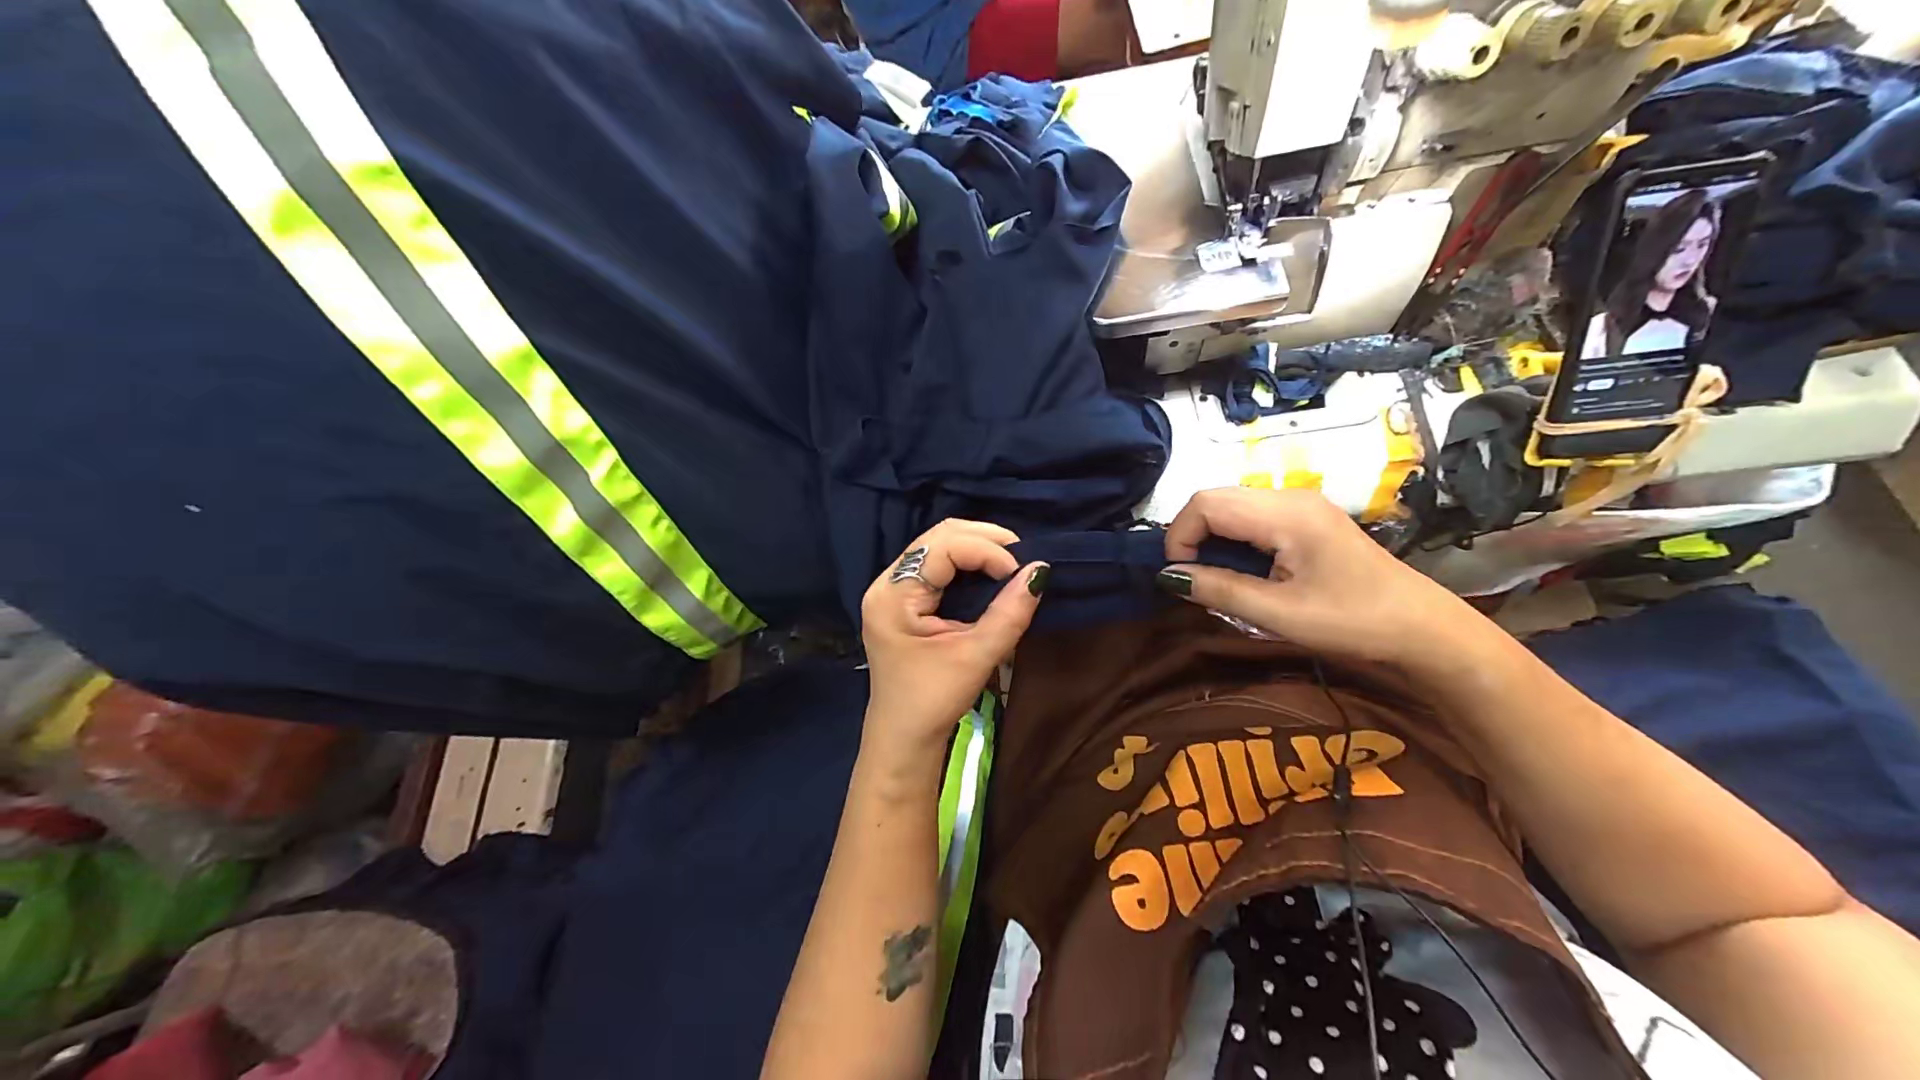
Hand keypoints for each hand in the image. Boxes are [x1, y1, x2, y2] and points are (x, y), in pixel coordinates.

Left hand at [860, 520, 1047, 754]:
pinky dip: (969, 562)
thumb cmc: (932, 702)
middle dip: (984, 539)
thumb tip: (1040, 572)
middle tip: (1023, 555)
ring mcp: (893, 589)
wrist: (903, 738)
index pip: (943, 546)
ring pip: (938, 545)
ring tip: (1012, 561)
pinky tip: (992, 571)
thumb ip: (1008, 613)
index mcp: (893, 595)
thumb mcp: (975, 657)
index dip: (987, 551)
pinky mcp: (904, 599)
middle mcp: (887, 583)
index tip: (1021, 572)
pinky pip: (938, 564)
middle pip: (938, 536)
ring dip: (978, 547)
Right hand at [1160, 488, 1497, 677]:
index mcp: (1285, 514)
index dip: (1180, 536)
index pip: (1205, 503)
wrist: (1422, 628)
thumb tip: (1168, 576)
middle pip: (1215, 499)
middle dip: (1192, 536)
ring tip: (1220, 579)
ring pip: (1231, 506)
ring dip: (1212, 539)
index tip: (1181, 577)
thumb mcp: (1278, 613)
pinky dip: (1233, 540)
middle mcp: (1290, 497)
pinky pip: (1251, 517)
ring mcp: (1301, 504)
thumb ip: (1218, 590)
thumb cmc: (1353, 622)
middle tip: (1196, 580)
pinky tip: (1245, 571)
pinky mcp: (1307, 518)